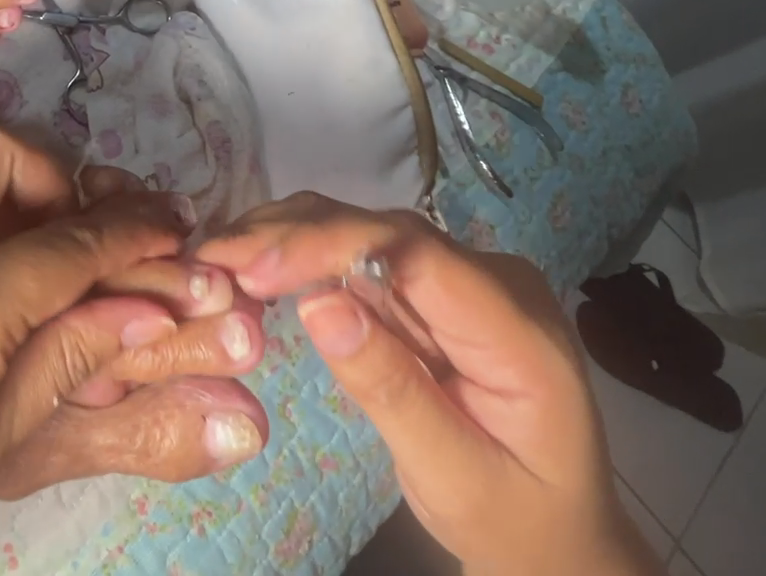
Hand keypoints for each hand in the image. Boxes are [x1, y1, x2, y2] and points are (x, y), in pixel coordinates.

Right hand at [197, 195, 665, 575]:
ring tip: (216, 255)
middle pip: (379, 230)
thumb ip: (390, 388)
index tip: (254, 268)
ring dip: (283, 237)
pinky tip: (249, 262)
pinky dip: (294, 254)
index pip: (416, 254)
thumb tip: (316, 302)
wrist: (554, 536)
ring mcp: (453, 277)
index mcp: (517, 326)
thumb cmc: (512, 518)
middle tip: (212, 257)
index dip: (330, 245)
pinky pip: (351, 253)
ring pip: (357, 229)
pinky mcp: (419, 287)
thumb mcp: (453, 475)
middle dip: (291, 237)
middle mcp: (488, 279)